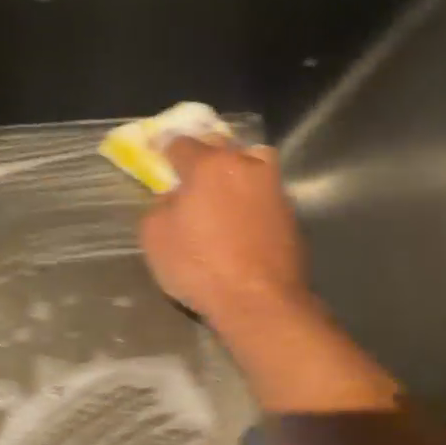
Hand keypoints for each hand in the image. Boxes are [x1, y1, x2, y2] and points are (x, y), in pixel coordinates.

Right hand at [138, 137, 312, 330]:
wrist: (258, 300)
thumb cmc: (199, 266)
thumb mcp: (155, 238)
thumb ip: (160, 207)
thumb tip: (174, 199)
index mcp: (209, 165)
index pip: (181, 143)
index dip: (165, 150)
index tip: (157, 154)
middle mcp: (246, 165)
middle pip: (222, 147)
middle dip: (204, 156)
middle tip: (191, 174)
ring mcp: (274, 188)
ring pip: (250, 165)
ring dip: (234, 173)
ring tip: (221, 194)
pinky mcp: (290, 213)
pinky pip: (262, 195)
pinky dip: (249, 201)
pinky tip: (239, 223)